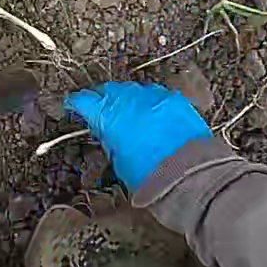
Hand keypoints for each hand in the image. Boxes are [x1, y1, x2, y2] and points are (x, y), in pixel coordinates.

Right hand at [66, 81, 211, 190]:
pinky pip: (155, 95)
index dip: (78, 104)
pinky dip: (149, 102)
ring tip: (128, 113)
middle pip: (110, 91)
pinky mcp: (175, 100)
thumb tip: (104, 129)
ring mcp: (155, 97)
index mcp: (111, 116)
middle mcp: (132, 100)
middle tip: (102, 112)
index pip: (86, 101)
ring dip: (128, 99)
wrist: (192, 176)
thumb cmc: (152, 177)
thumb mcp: (119, 162)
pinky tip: (149, 115)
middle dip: (104, 99)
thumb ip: (109, 139)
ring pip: (134, 90)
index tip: (75, 106)